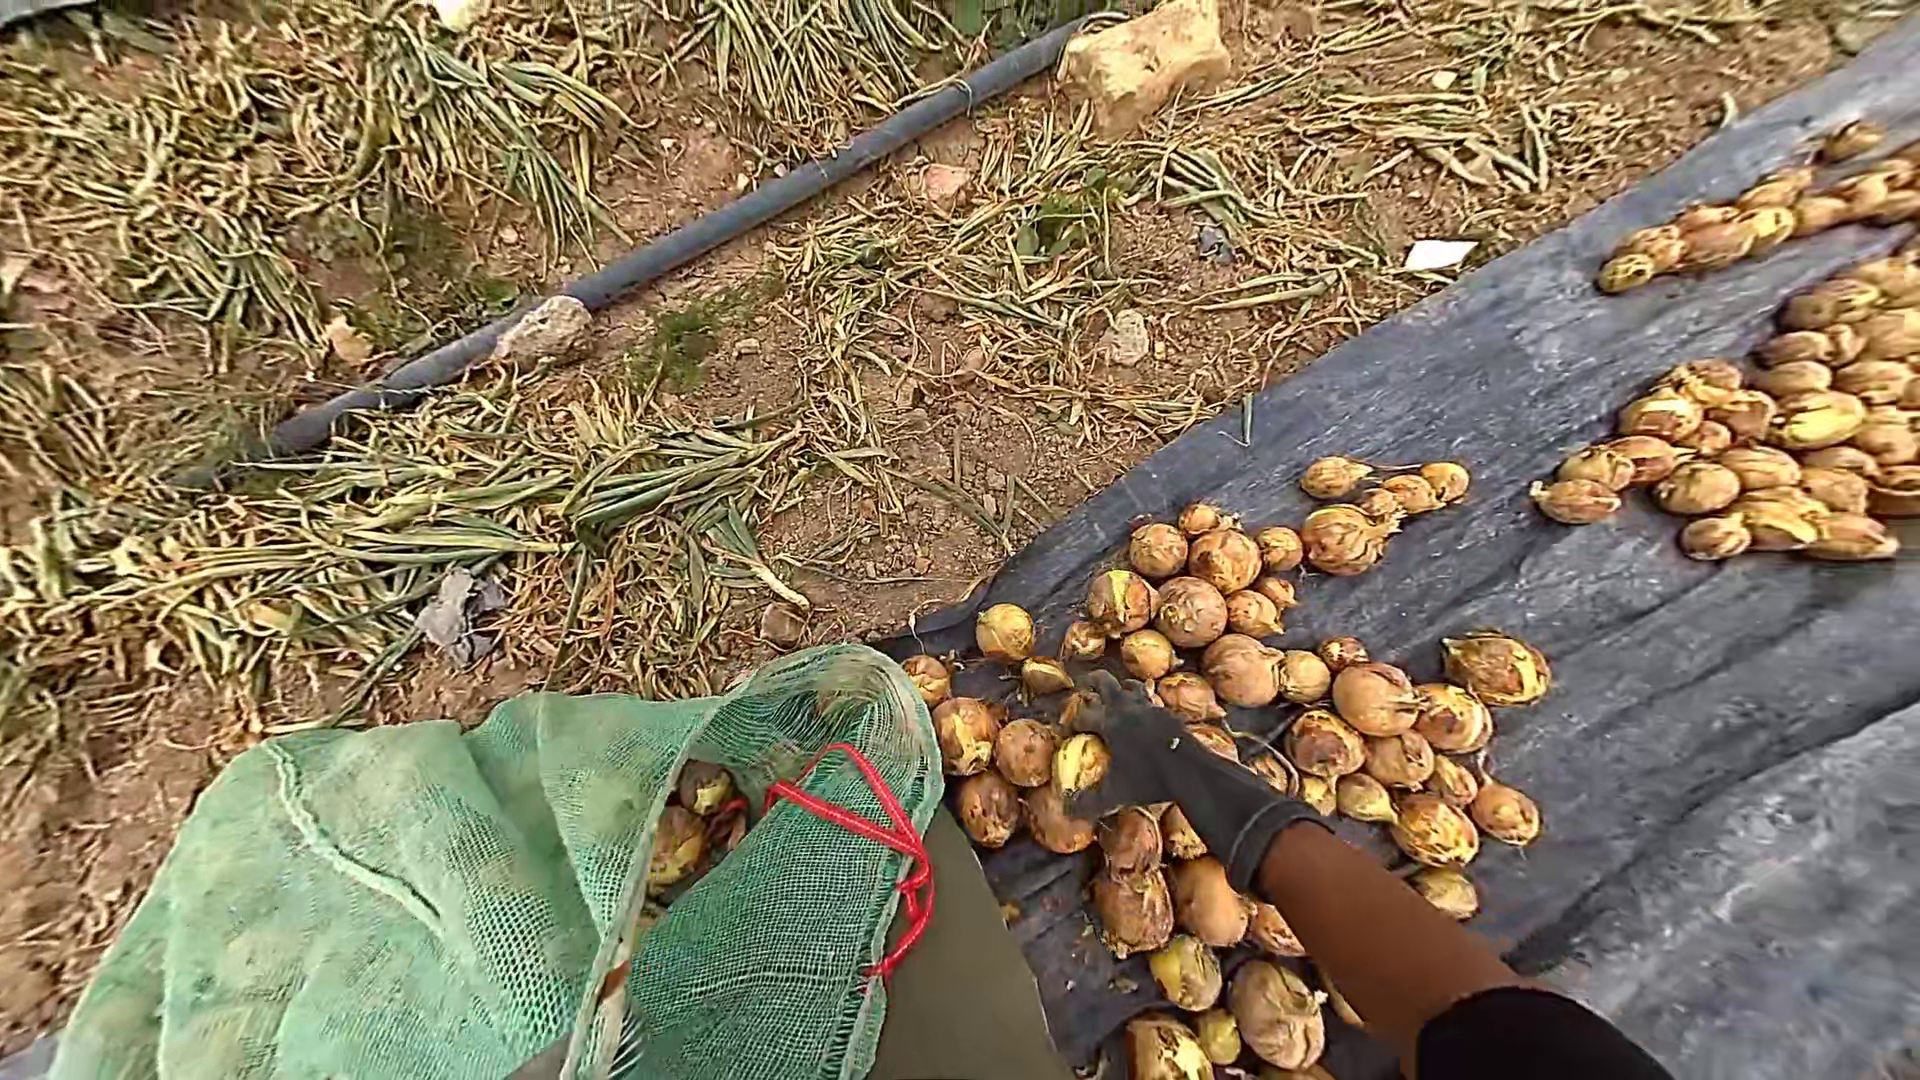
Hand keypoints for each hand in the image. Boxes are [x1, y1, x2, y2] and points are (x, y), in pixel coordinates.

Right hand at [1060, 671, 1194, 815]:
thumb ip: (1091, 802)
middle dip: (1093, 681)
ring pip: (1132, 686)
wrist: (1191, 770)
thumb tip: (1068, 812)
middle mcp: (1126, 708)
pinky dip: (1144, 704)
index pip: (1082, 716)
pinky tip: (1146, 715)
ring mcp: (1149, 708)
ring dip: (1122, 688)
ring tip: (1118, 694)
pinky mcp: (1167, 713)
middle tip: (1086, 684)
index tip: (1067, 730)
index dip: (1071, 722)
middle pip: (1105, 682)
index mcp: (1109, 722)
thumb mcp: (1116, 794)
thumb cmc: (1149, 779)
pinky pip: (1151, 701)